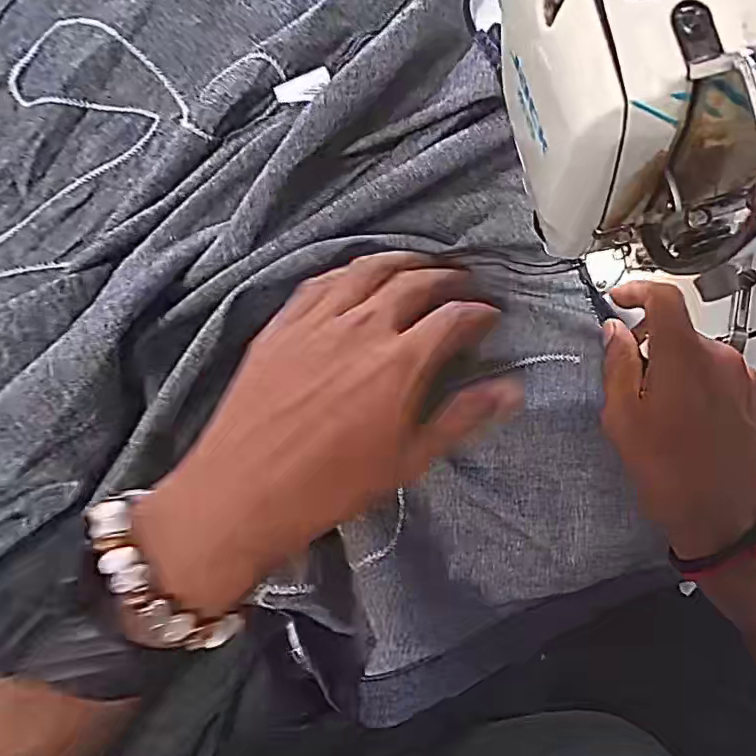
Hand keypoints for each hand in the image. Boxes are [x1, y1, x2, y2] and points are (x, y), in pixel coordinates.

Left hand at [134, 252, 523, 615]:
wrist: (244, 493)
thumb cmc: (334, 485)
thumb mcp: (410, 458)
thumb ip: (462, 416)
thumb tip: (512, 390)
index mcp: (399, 363)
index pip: (453, 317)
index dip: (478, 312)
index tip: (490, 315)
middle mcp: (361, 329)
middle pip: (414, 282)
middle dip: (448, 277)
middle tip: (464, 282)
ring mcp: (317, 322)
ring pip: (367, 270)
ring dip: (402, 262)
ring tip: (421, 264)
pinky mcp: (282, 326)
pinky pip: (321, 281)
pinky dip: (350, 271)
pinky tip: (358, 275)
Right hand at [600, 281, 755, 559]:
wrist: (718, 515)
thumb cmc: (672, 475)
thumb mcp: (622, 418)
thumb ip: (617, 364)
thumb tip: (615, 334)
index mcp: (683, 357)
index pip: (663, 296)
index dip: (637, 290)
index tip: (622, 298)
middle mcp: (718, 359)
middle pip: (678, 328)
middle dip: (651, 342)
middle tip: (632, 377)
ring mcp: (740, 378)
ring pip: (698, 351)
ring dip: (675, 365)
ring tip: (661, 408)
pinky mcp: (752, 396)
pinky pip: (718, 372)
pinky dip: (698, 381)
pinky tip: (685, 417)